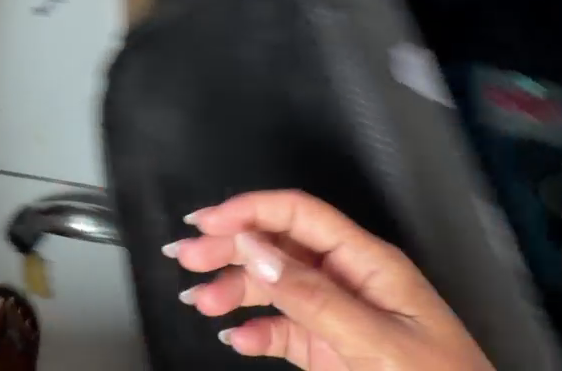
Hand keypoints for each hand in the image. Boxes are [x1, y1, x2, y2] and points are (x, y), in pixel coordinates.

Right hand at [166, 190, 493, 370]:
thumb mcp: (378, 346)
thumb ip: (313, 295)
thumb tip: (252, 246)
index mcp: (367, 262)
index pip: (297, 214)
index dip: (248, 210)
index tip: (205, 222)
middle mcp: (347, 279)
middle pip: (277, 246)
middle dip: (228, 247)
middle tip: (183, 258)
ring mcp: (339, 315)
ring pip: (273, 286)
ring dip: (233, 290)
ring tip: (197, 302)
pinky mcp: (332, 351)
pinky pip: (284, 329)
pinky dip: (255, 330)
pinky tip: (234, 337)